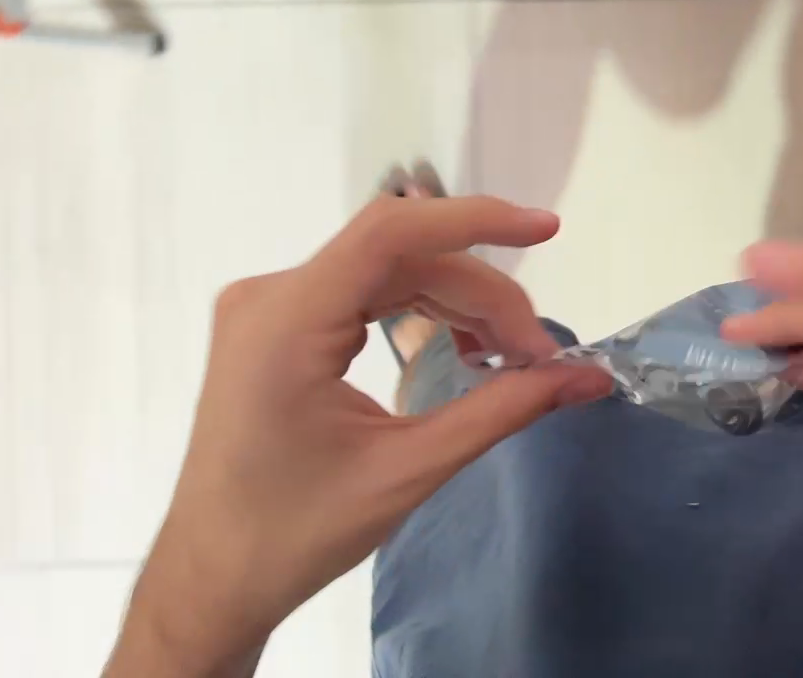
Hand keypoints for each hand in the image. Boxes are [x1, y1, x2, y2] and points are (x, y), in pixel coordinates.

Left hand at [106, 196, 612, 677]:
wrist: (211, 582)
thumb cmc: (296, 534)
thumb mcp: (411, 470)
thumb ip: (506, 409)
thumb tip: (591, 378)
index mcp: (286, 323)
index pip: (391, 233)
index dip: (476, 220)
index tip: (548, 231)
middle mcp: (275, 294)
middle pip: (409, 259)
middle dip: (485, 296)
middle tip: (538, 355)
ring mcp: (277, 304)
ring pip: (400, 270)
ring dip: (465, 303)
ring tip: (513, 355)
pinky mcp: (289, 319)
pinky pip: (378, 289)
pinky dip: (434, 310)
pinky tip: (466, 346)